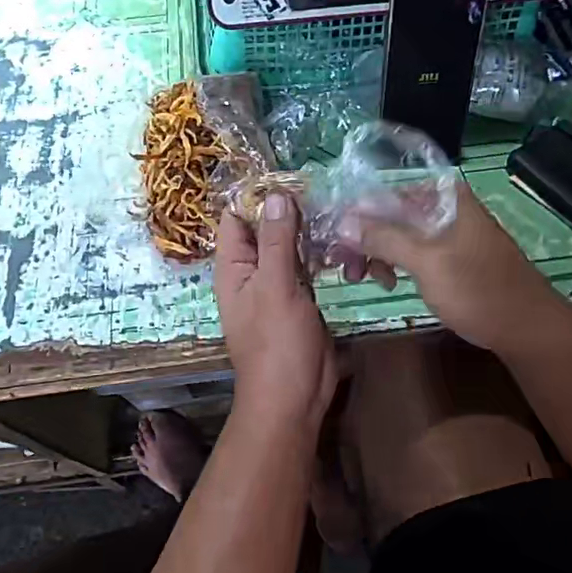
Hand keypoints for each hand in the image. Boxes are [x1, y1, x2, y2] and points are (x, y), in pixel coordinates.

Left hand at [213, 195, 337, 424]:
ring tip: (333, 205)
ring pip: (288, 245)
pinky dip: (318, 251)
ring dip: (306, 229)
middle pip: (264, 228)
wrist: (294, 395)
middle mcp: (251, 270)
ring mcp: (276, 283)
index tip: (289, 177)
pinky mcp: (300, 296)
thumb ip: (275, 240)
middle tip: (321, 187)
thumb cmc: (276, 342)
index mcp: (233, 266)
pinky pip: (305, 265)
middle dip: (287, 209)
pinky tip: (339, 236)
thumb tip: (276, 194)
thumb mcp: (275, 286)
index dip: (257, 195)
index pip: (236, 217)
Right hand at [337, 181, 571, 353]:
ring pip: (395, 231)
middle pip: (387, 210)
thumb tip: (341, 222)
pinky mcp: (446, 252)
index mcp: (443, 194)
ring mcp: (445, 229)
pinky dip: (392, 261)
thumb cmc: (479, 290)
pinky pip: (409, 247)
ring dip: (373, 251)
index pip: (384, 188)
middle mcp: (442, 204)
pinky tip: (387, 280)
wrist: (526, 327)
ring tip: (362, 277)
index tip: (330, 234)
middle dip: (361, 235)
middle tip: (343, 265)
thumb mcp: (427, 262)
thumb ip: (384, 238)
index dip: (353, 209)